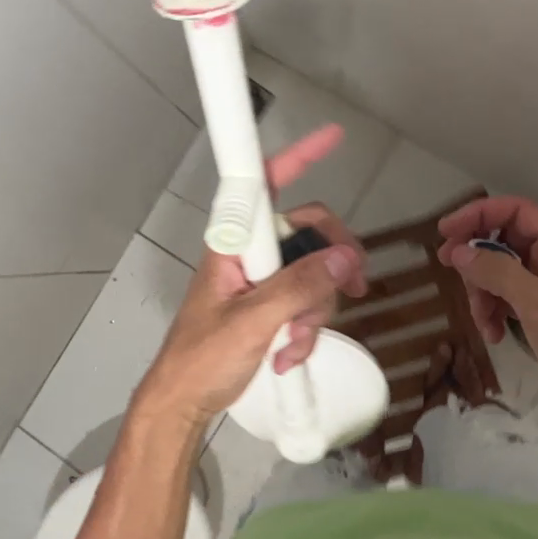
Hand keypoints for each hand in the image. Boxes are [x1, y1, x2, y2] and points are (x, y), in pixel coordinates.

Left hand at [134, 127, 367, 426]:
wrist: (184, 402)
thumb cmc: (202, 358)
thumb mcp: (252, 322)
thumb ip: (297, 288)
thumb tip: (345, 258)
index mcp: (234, 244)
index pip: (264, 185)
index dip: (297, 157)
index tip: (332, 136)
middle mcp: (250, 253)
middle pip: (308, 231)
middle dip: (331, 264)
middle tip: (353, 289)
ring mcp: (262, 280)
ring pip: (315, 271)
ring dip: (316, 309)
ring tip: (292, 343)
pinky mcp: (270, 306)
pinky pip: (307, 301)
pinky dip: (307, 327)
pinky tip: (289, 355)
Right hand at [438, 196, 537, 434]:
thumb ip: (499, 273)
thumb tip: (459, 251)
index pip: (516, 211)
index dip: (478, 215)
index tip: (445, 233)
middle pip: (506, 240)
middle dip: (477, 259)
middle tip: (449, 275)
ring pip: (505, 272)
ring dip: (484, 291)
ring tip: (482, 322)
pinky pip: (513, 298)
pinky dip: (497, 311)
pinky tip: (494, 334)